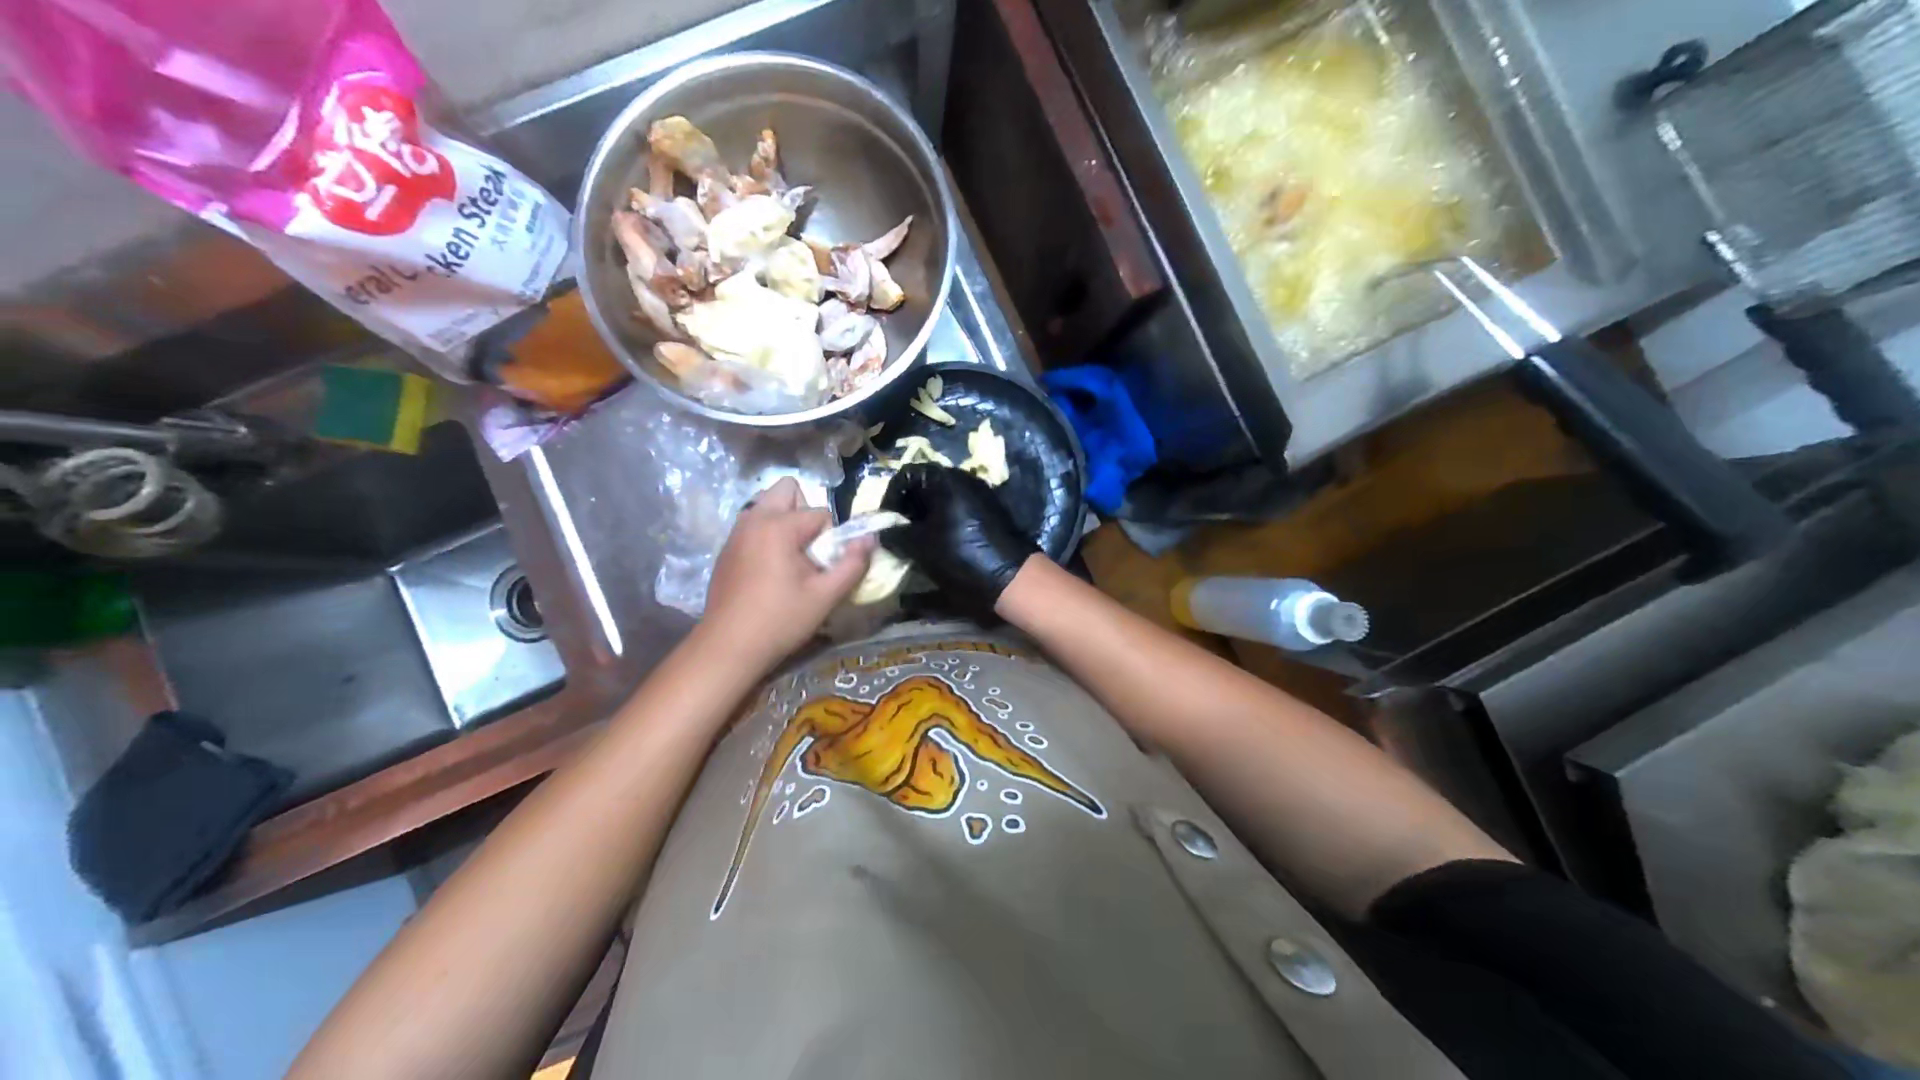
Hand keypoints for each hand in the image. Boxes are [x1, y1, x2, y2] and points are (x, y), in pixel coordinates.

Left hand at [700, 478, 872, 667]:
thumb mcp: (825, 596)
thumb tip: (871, 538)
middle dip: (804, 512)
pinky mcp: (726, 549)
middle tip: (808, 550)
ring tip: (790, 559)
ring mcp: (735, 532)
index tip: (823, 567)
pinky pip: (752, 524)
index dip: (829, 538)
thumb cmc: (780, 620)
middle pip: (787, 489)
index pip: (820, 512)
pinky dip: (766, 535)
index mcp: (778, 525)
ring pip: (766, 505)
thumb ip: (853, 563)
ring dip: (784, 521)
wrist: (727, 647)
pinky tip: (768, 572)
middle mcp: (754, 518)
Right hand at [881, 464, 1038, 620]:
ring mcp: (979, 497)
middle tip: (895, 534)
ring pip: (940, 502)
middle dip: (906, 510)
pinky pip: (956, 513)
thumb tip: (882, 532)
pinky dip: (941, 525)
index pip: (905, 476)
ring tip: (912, 544)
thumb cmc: (959, 555)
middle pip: (923, 487)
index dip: (890, 497)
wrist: (1010, 579)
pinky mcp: (988, 515)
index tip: (884, 522)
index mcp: (944, 479)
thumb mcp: (919, 546)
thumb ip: (895, 535)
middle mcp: (963, 480)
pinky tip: (935, 547)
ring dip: (923, 520)